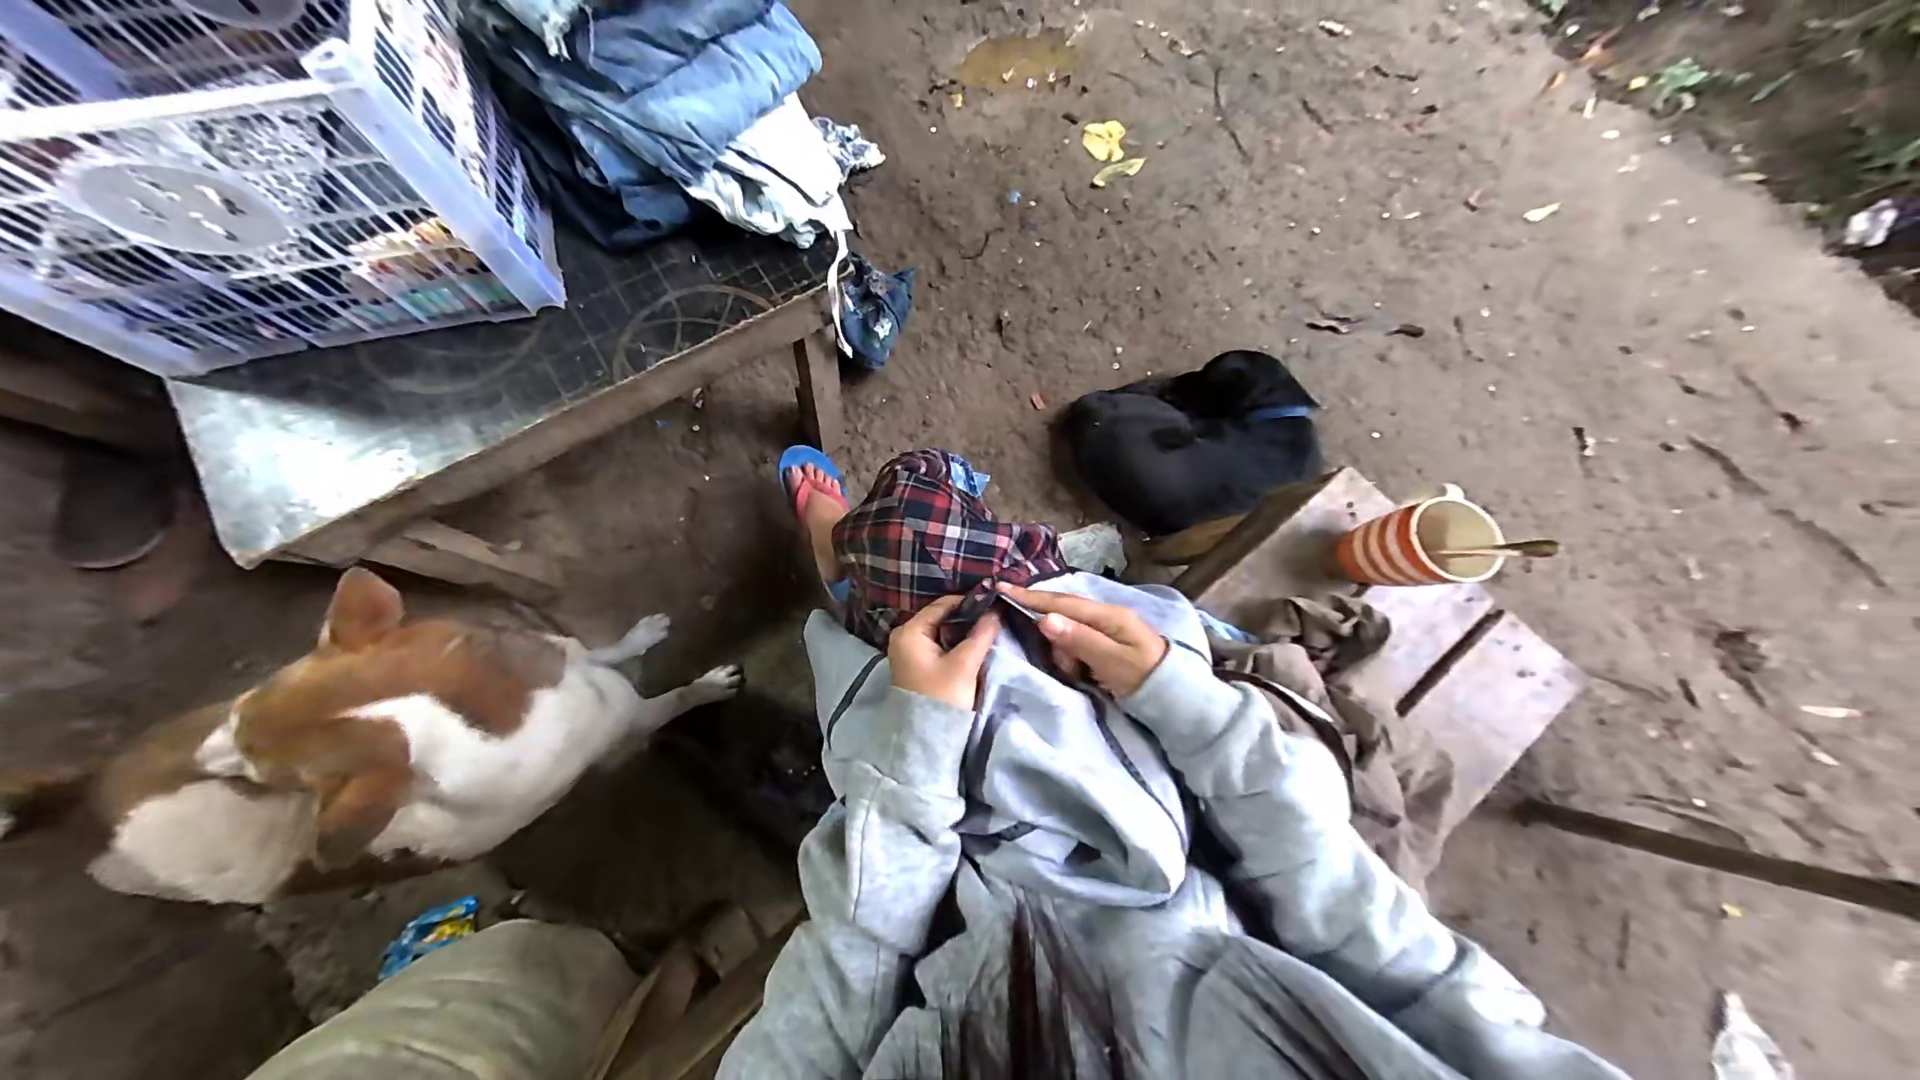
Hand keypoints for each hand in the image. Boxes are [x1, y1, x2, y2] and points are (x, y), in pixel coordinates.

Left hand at [888, 595, 998, 709]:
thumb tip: (995, 612)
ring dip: (960, 630)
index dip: (967, 601)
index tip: (991, 602)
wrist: (925, 736)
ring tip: (986, 626)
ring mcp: (907, 651)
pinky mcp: (915, 663)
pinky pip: (936, 643)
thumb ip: (981, 635)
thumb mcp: (964, 664)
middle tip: (991, 614)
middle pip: (939, 617)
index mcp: (909, 632)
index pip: (941, 605)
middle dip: (965, 616)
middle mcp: (903, 636)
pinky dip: (953, 642)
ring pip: (939, 630)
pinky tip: (972, 643)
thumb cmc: (942, 696)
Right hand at [996, 583, 1167, 697]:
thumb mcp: (1111, 661)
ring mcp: (1106, 627)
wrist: (1176, 699)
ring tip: (1081, 674)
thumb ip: (1079, 639)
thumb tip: (1045, 618)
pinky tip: (1083, 672)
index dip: (1031, 596)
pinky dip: (1074, 657)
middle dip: (1055, 639)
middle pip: (1062, 615)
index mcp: (1107, 615)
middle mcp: (1105, 615)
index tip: (1002, 588)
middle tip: (1070, 667)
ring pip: (1067, 632)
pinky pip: (1077, 642)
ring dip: (1066, 653)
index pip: (1062, 602)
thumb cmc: (1145, 678)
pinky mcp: (1105, 641)